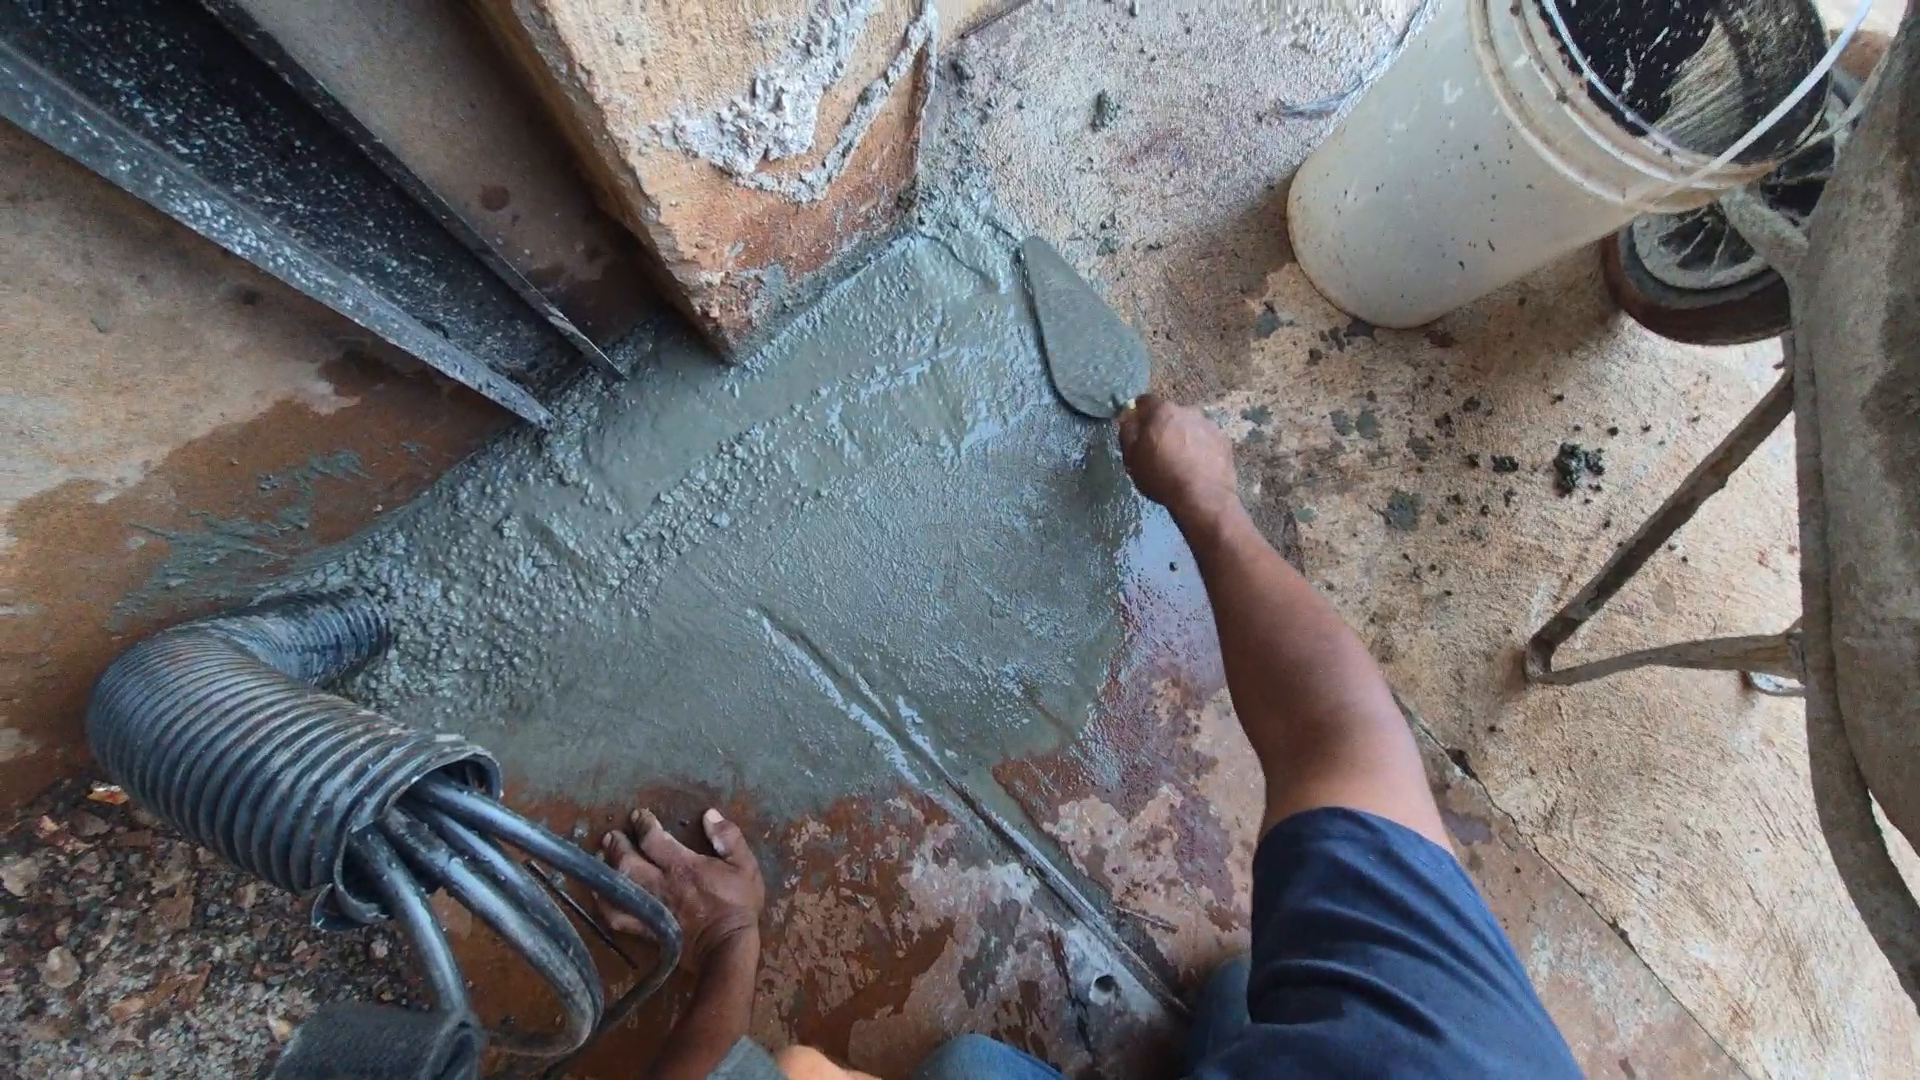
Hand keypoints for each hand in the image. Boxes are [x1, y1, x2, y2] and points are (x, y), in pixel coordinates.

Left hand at [600, 808, 764, 973]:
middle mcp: (661, 885)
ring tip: (601, 858)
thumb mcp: (744, 865)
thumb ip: (729, 837)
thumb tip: (710, 814)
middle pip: (628, 862)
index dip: (643, 824)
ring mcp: (651, 908)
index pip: (654, 839)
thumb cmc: (737, 903)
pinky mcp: (647, 927)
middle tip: (610, 835)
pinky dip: (605, 904)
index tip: (637, 815)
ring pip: (619, 887)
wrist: (727, 946)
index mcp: (683, 866)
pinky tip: (601, 895)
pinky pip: (618, 917)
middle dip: (618, 846)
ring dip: (607, 870)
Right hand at [1117, 395, 1238, 523]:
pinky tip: (1197, 466)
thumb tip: (1128, 416)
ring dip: (1184, 436)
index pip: (1145, 401)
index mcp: (1163, 411)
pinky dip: (1201, 447)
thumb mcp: (1132, 458)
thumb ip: (1127, 432)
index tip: (1137, 429)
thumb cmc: (1160, 476)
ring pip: (1190, 426)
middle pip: (1170, 414)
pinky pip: (1206, 439)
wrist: (1202, 496)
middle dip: (1163, 427)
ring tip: (1181, 461)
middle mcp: (1188, 411)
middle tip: (1159, 450)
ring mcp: (1209, 425)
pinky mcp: (1224, 441)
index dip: (1138, 413)